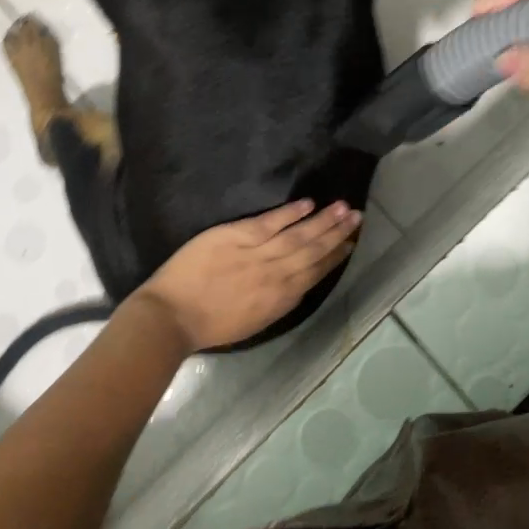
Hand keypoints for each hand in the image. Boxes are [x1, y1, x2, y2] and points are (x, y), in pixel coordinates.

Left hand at [134, 200, 361, 352]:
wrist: (171, 318)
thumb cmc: (208, 325)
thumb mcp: (254, 322)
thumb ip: (278, 300)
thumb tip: (299, 282)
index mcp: (280, 299)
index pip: (315, 274)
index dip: (335, 257)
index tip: (352, 244)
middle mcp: (276, 276)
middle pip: (313, 251)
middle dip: (337, 233)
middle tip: (357, 217)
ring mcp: (257, 254)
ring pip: (298, 235)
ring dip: (323, 220)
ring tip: (343, 207)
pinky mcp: (237, 236)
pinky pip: (271, 222)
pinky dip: (291, 212)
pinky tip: (308, 203)